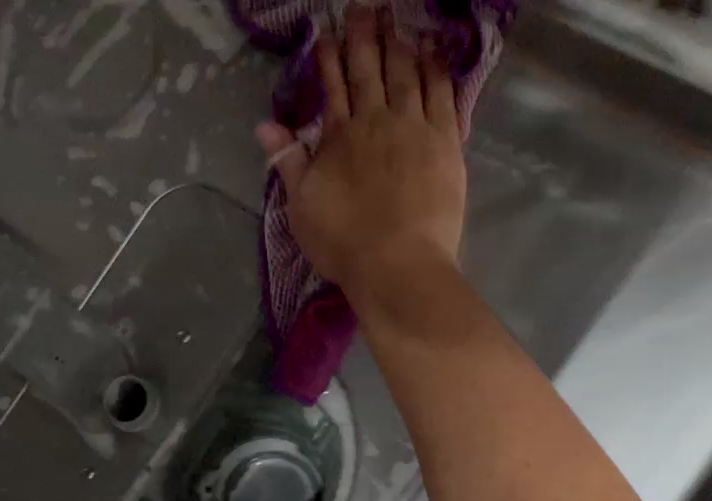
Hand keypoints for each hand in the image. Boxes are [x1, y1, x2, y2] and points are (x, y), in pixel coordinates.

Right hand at [256, 8, 466, 304]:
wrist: (397, 264)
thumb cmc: (343, 244)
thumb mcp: (301, 208)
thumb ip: (288, 162)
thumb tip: (265, 126)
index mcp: (338, 136)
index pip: (332, 84)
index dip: (328, 54)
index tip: (326, 31)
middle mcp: (375, 120)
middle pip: (369, 67)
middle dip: (364, 34)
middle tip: (363, 6)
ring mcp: (413, 127)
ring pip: (405, 71)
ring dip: (399, 41)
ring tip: (395, 17)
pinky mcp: (445, 140)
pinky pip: (441, 91)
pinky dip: (436, 65)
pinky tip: (433, 47)